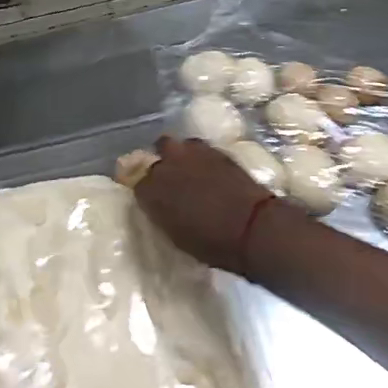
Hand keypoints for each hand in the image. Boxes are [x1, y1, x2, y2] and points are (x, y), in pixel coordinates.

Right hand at [129, 136, 273, 272]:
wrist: (252, 226)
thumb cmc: (211, 243)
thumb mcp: (175, 234)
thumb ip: (162, 212)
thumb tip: (161, 204)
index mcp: (150, 189)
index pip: (135, 180)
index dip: (144, 187)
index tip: (151, 196)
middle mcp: (167, 164)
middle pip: (156, 152)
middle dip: (161, 161)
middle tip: (171, 178)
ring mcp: (192, 152)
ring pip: (178, 144)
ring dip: (181, 155)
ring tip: (191, 169)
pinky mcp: (216, 149)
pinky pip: (200, 148)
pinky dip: (201, 157)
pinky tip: (209, 170)